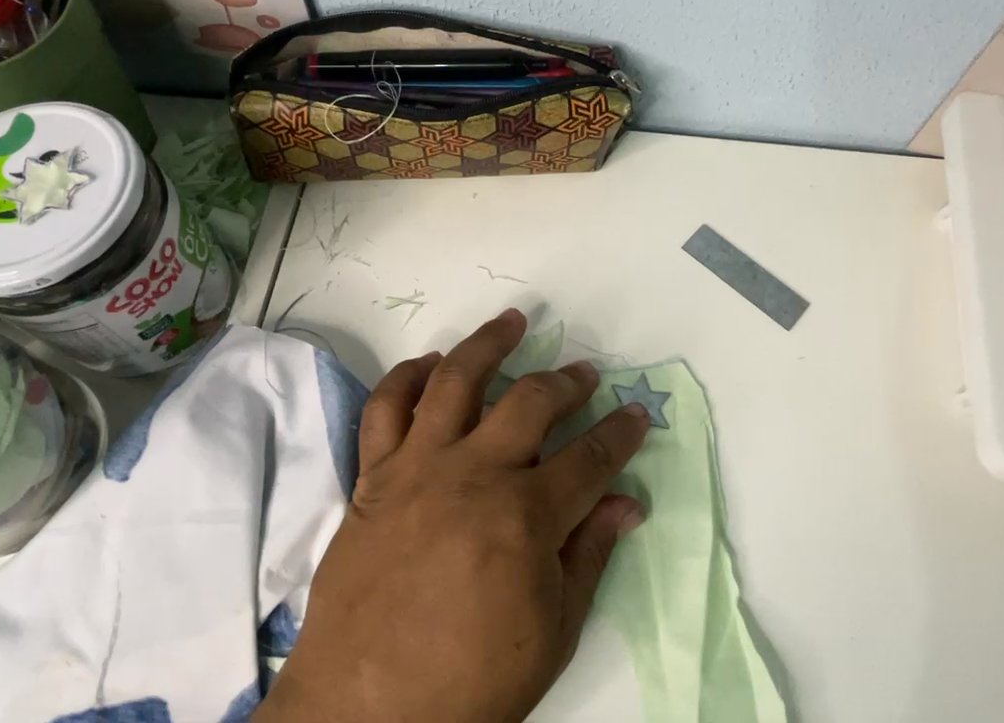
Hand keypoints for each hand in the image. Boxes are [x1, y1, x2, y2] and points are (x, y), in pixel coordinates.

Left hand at [255, 310, 650, 722]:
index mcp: (525, 516)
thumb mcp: (551, 634)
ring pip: (455, 381)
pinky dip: (407, 376)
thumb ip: (588, 557)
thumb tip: (627, 503)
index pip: (589, 457)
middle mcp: (473, 474)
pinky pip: (386, 408)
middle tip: (585, 373)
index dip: (620, 433)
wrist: (366, 710)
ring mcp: (417, 468)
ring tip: (511, 320)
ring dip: (487, 344)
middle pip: (530, 402)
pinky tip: (429, 362)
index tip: (637, 414)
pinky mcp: (373, 477)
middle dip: (567, 382)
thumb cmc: (469, 682)